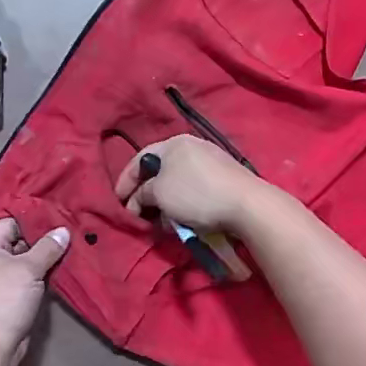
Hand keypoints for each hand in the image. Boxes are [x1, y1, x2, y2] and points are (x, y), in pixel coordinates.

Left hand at [0, 219, 69, 365]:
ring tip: (71, 248)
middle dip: (42, 239)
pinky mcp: (9, 299)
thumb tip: (63, 230)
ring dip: (44, 259)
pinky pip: (28, 280)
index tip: (57, 216)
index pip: (9, 223)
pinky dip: (42, 276)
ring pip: (25, 263)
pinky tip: (62, 272)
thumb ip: (47, 248)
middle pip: (18, 242)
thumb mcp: (28, 269)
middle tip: (70, 232)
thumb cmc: (5, 301)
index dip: (32, 219)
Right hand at [115, 135, 271, 233]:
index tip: (118, 201)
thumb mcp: (159, 194)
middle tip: (140, 214)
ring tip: (163, 222)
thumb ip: (142, 194)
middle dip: (146, 195)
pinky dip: (184, 204)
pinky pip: (195, 190)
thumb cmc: (195, 194)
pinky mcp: (226, 179)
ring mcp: (211, 161)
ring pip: (178, 183)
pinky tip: (185, 220)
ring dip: (166, 203)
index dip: (125, 181)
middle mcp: (192, 147)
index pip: (140, 159)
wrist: (247, 205)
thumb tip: (137, 201)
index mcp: (173, 143)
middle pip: (160, 171)